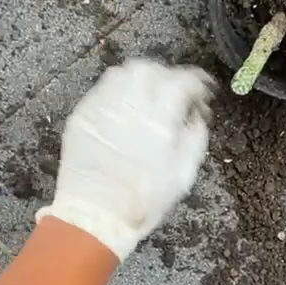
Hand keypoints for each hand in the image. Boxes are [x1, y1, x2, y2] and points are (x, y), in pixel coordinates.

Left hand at [36, 60, 213, 260]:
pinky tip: (125, 109)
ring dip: (141, 78)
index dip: (197, 81)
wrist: (95, 216)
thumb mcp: (183, 174)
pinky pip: (102, 90)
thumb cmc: (144, 200)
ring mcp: (101, 107)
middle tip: (175, 91)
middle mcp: (128, 105)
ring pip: (122, 73)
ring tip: (149, 95)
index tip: (203, 90)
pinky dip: (118, 92)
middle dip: (167, 75)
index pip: (182, 81)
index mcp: (158, 118)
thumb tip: (196, 117)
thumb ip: (195, 138)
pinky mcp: (82, 116)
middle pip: (150, 69)